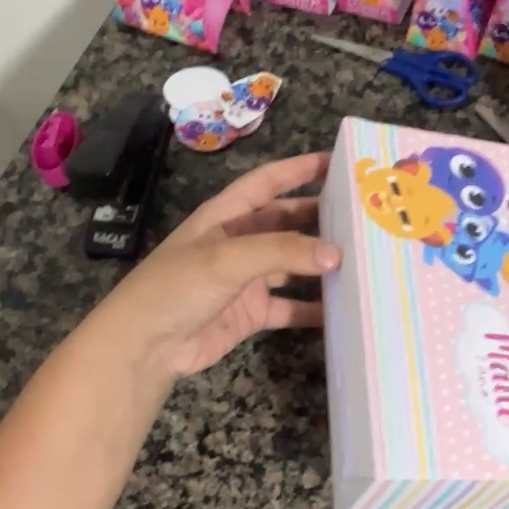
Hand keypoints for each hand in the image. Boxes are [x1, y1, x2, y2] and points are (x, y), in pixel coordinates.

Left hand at [88, 152, 342, 380]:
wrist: (146, 345)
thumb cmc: (177, 287)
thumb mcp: (227, 259)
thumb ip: (282, 252)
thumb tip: (336, 254)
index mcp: (226, 216)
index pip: (268, 183)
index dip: (299, 170)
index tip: (337, 163)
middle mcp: (239, 243)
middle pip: (287, 223)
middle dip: (320, 218)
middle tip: (362, 217)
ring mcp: (247, 280)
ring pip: (293, 265)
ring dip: (321, 263)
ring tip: (361, 260)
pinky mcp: (252, 313)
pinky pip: (291, 306)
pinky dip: (314, 309)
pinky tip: (342, 309)